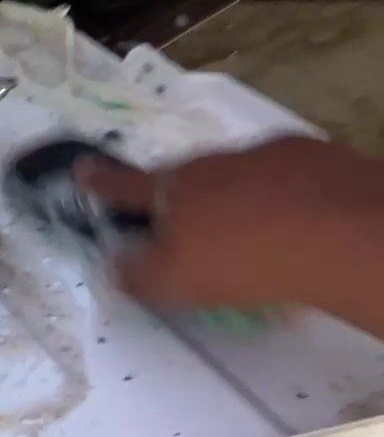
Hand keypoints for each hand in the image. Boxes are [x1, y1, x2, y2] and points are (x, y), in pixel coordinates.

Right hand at [78, 136, 383, 334]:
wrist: (358, 239)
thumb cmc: (246, 261)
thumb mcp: (171, 282)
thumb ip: (134, 272)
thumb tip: (117, 261)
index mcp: (171, 188)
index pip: (122, 186)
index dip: (97, 181)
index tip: (80, 170)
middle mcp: (217, 161)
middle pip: (186, 176)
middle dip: (180, 195)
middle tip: (186, 225)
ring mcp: (276, 154)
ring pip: (241, 173)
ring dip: (237, 194)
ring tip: (251, 229)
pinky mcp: (328, 157)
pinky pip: (291, 175)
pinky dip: (286, 194)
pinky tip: (298, 221)